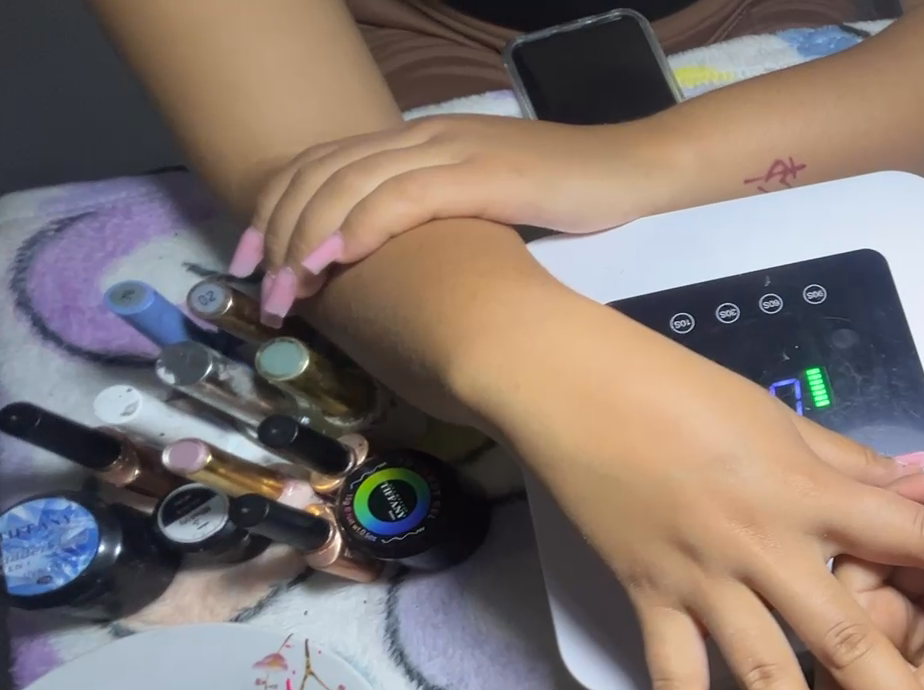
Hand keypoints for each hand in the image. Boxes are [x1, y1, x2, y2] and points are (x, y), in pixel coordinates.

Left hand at [227, 115, 663, 322]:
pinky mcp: (483, 175)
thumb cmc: (579, 192)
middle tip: (263, 289)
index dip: (285, 210)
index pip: (331, 166)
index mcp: (427, 140)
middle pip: (326, 174)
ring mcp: (453, 152)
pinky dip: (361, 227)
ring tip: (288, 288)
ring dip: (309, 237)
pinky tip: (337, 259)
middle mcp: (426, 138)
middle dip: (280, 231)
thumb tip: (426, 254)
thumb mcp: (502, 196)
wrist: (632, 171)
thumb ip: (458, 209)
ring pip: (352, 185)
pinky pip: (404, 197)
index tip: (266, 262)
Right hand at [494, 306, 923, 689]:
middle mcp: (768, 548)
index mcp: (811, 494)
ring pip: (764, 681)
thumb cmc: (688, 391)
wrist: (573, 384)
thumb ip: (863, 470)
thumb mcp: (787, 425)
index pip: (916, 535)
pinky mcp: (651, 601)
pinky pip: (670, 684)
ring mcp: (707, 583)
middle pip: (851, 638)